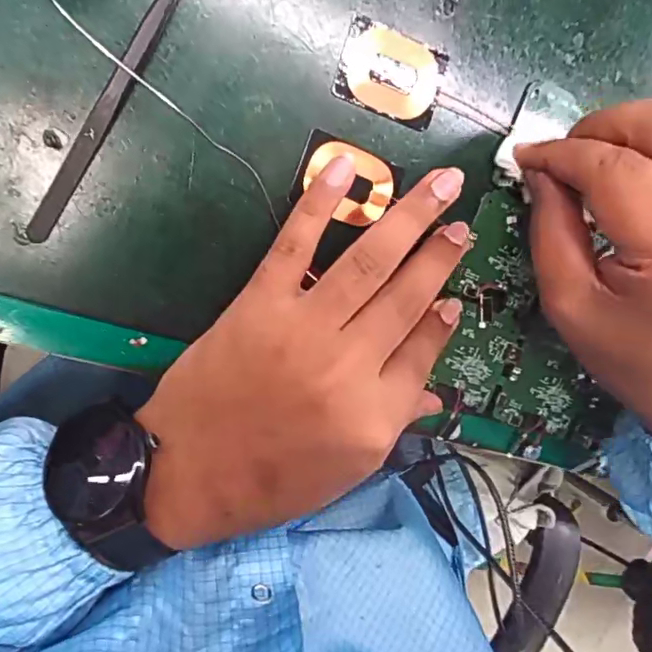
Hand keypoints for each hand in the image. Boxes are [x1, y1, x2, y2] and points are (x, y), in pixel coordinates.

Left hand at [136, 157, 473, 550]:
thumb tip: (432, 389)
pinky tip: (344, 170)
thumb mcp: (343, 471)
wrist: (188, 472)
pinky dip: (319, 205)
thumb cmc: (266, 481)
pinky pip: (294, 247)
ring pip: (367, 264)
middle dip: (440, 255)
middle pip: (406, 298)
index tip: (455, 295)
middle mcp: (348, 365)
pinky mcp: (257, 305)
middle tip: (463, 220)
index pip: (423, 350)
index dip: (442, 317)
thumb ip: (391, 423)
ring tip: (440, 186)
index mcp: (375, 413)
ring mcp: (302, 329)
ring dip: (407, 218)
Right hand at [514, 87, 651, 448]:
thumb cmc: (636, 360)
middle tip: (569, 159)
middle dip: (605, 127)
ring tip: (606, 161)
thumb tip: (543, 170)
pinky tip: (643, 173)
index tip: (527, 158)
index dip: (561, 154)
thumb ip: (550, 228)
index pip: (618, 168)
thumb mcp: (568, 303)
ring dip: (643, 124)